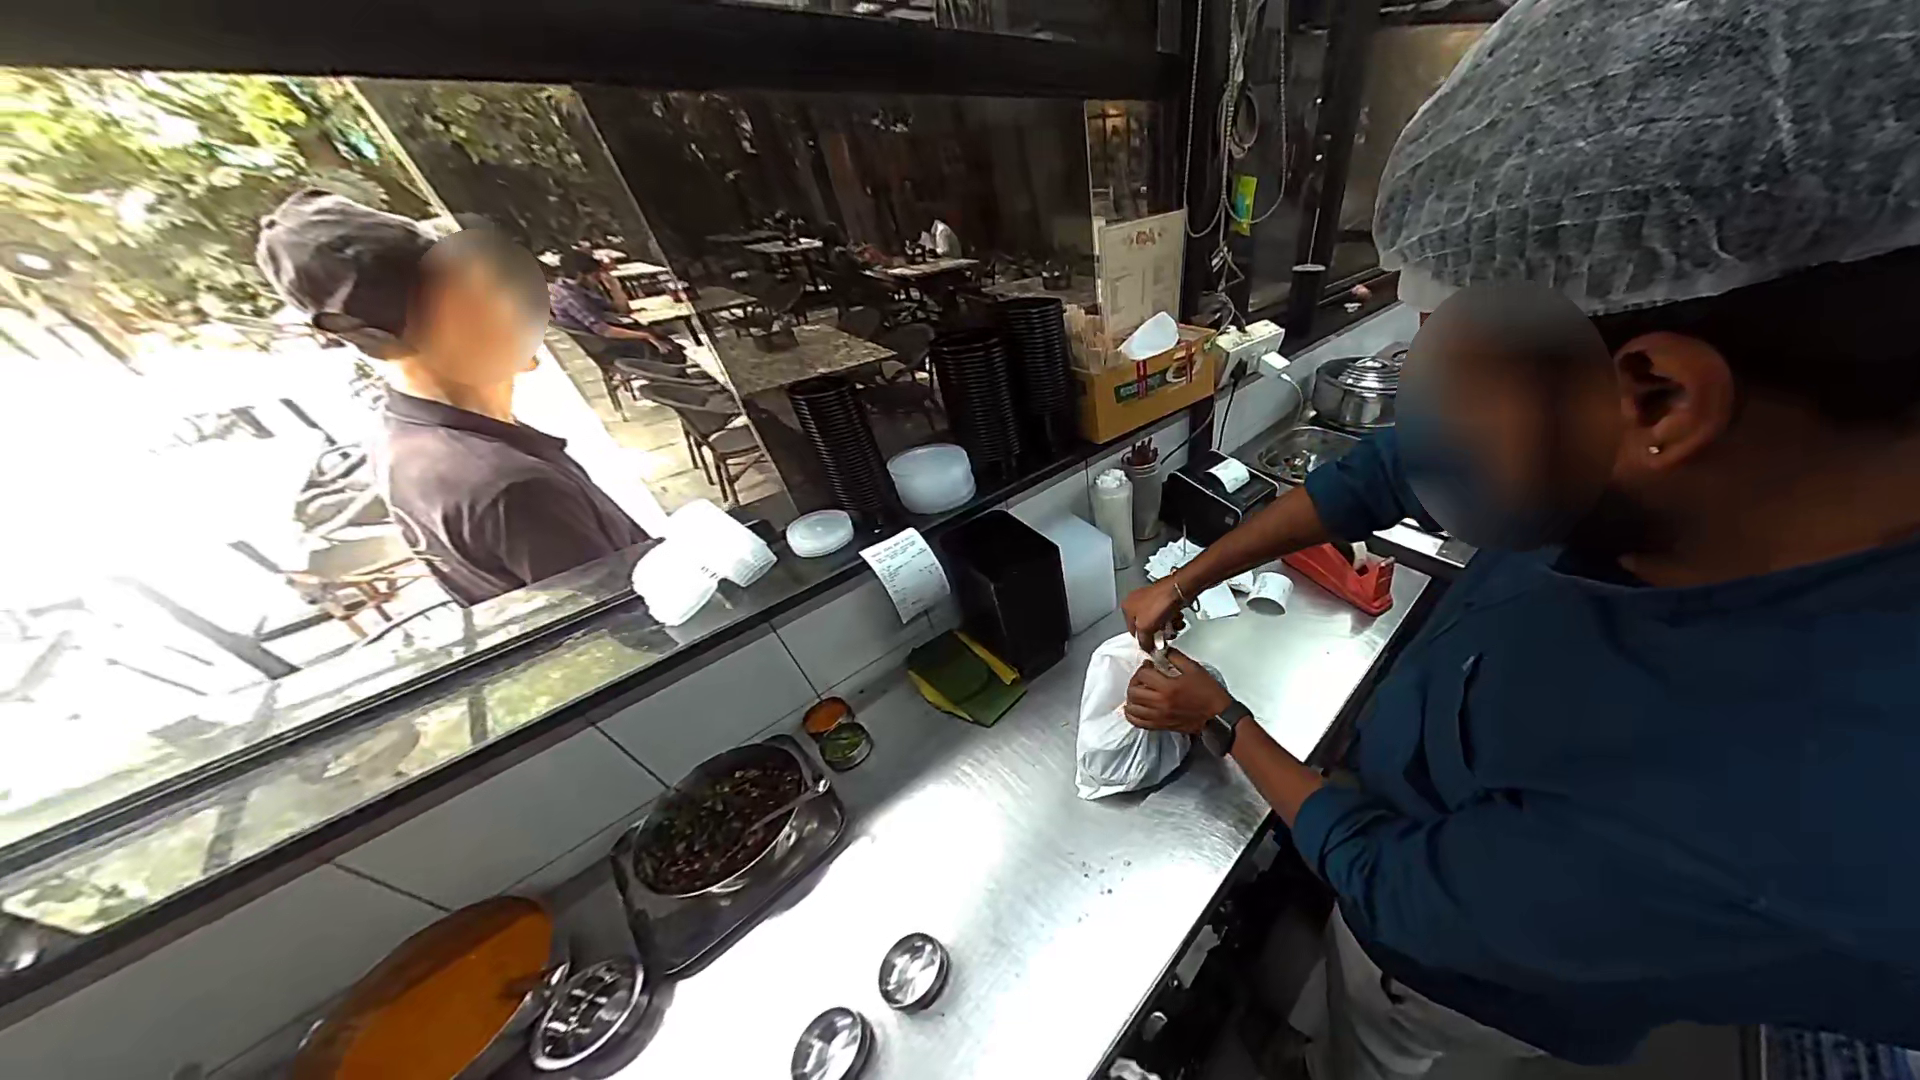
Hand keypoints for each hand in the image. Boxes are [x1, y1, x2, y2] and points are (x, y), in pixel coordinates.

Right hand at [1121, 578, 1186, 650]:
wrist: (1178, 590)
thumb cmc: (1160, 602)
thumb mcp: (1145, 628)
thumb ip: (1143, 642)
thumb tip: (1146, 648)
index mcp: (1127, 607)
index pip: (1133, 631)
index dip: (1144, 640)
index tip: (1154, 645)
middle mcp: (1137, 602)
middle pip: (1147, 627)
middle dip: (1159, 633)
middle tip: (1166, 635)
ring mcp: (1151, 600)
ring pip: (1159, 622)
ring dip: (1168, 627)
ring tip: (1173, 625)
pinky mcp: (1163, 599)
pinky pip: (1166, 615)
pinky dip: (1173, 619)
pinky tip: (1177, 618)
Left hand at [1125, 648, 1232, 734]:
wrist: (1218, 716)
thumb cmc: (1208, 693)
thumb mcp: (1194, 669)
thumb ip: (1175, 657)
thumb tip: (1162, 651)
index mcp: (1168, 688)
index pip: (1143, 674)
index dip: (1144, 667)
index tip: (1150, 665)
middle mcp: (1160, 703)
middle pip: (1133, 691)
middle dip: (1135, 681)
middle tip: (1143, 677)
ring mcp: (1158, 717)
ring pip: (1132, 707)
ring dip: (1132, 697)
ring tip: (1140, 691)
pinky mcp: (1160, 726)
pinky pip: (1137, 722)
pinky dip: (1132, 714)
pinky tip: (1136, 707)